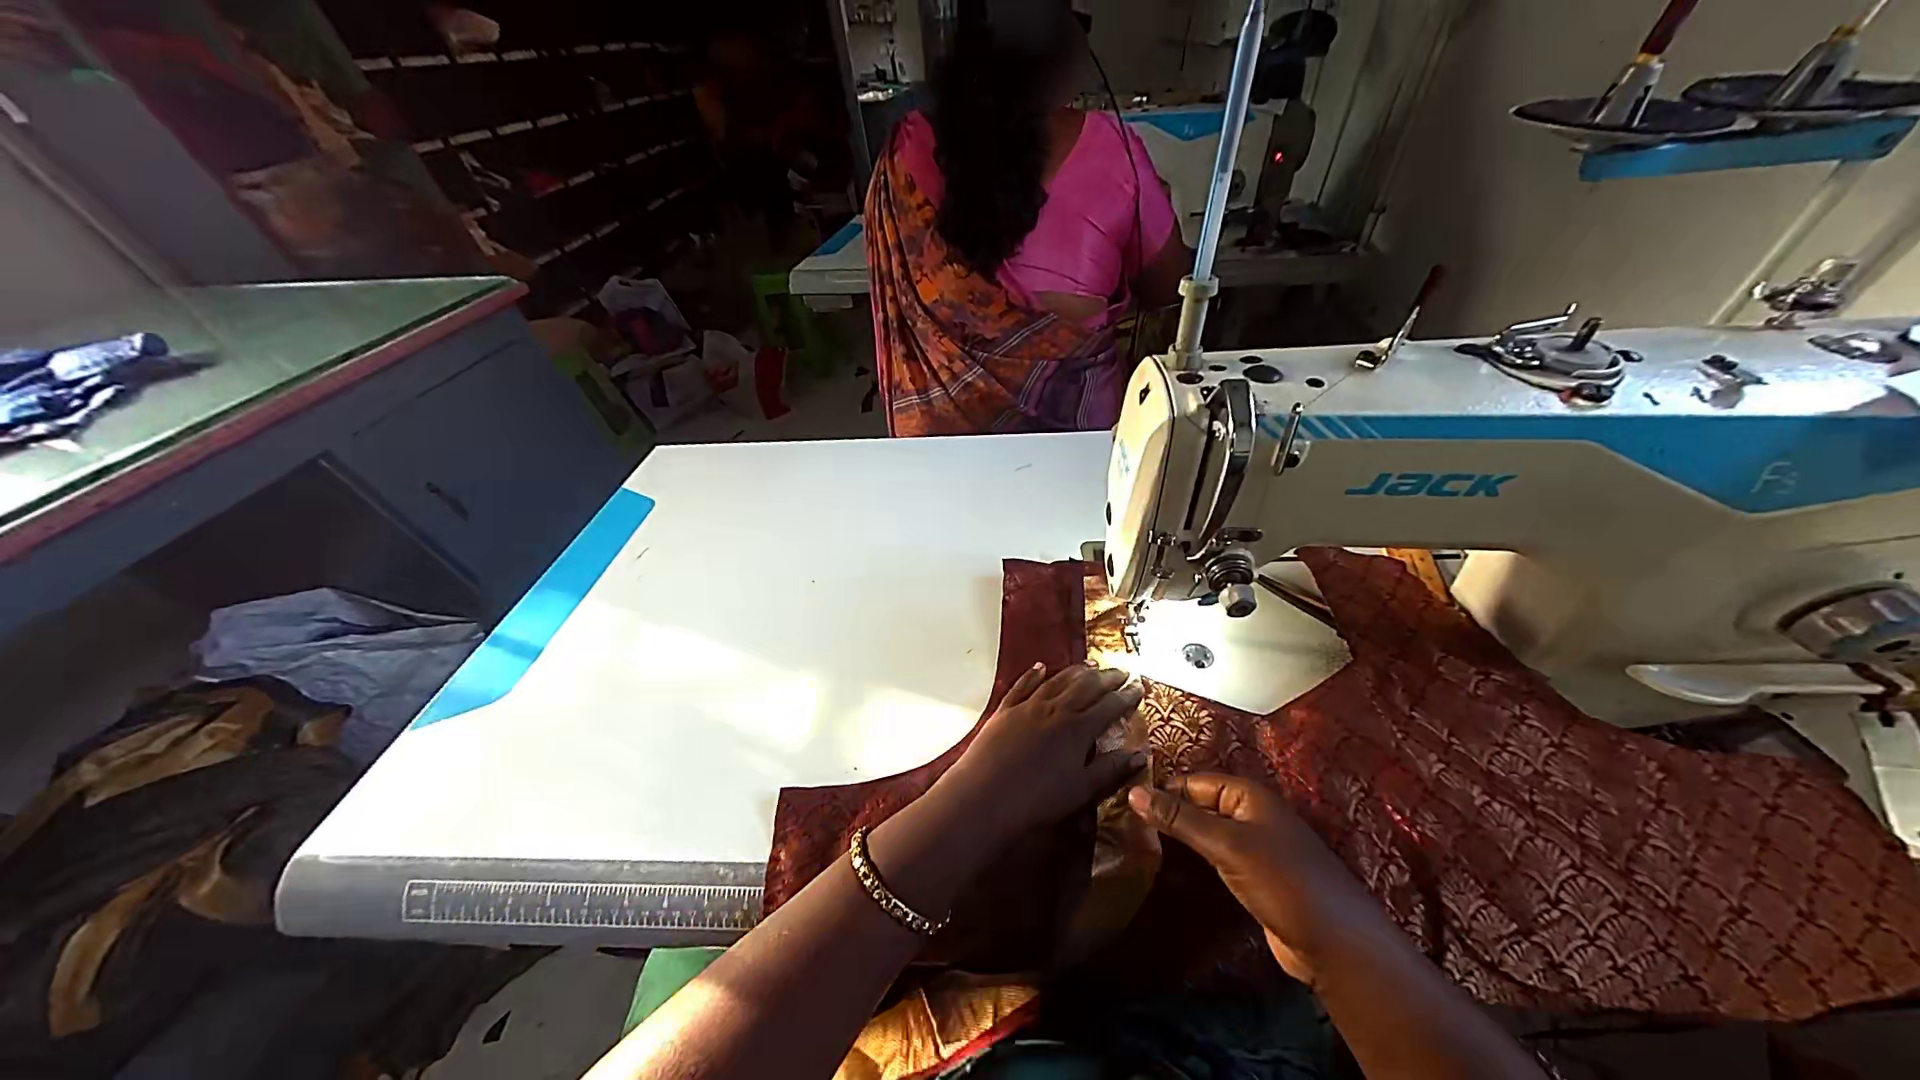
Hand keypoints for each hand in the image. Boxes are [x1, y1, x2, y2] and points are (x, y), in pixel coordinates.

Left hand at [933, 664, 1145, 849]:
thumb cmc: (1037, 799)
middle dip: (1106, 677)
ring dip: (1076, 671)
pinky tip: (1041, 666)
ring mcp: (1028, 706)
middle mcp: (1055, 709)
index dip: (1125, 696)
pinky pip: (1023, 685)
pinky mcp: (1005, 710)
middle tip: (1120, 671)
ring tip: (1090, 665)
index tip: (1138, 687)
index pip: (1109, 706)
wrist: (986, 795)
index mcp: (1078, 729)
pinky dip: (1034, 674)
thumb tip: (1140, 754)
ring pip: (1057, 681)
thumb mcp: (1082, 789)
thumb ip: (1111, 769)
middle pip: (1085, 686)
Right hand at [1127, 774, 1390, 984]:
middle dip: (1165, 812)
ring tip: (1135, 841)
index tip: (1122, 800)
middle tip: (1122, 822)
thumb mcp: (1227, 845)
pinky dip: (1191, 858)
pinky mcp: (1251, 876)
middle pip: (1198, 804)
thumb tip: (1133, 791)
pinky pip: (1213, 856)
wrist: (1336, 945)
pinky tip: (1166, 866)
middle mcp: (1250, 814)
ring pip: (1204, 831)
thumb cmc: (1283, 881)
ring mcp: (1252, 846)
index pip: (1192, 781)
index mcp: (1248, 795)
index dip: (1161, 789)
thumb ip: (1180, 818)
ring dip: (1176, 836)